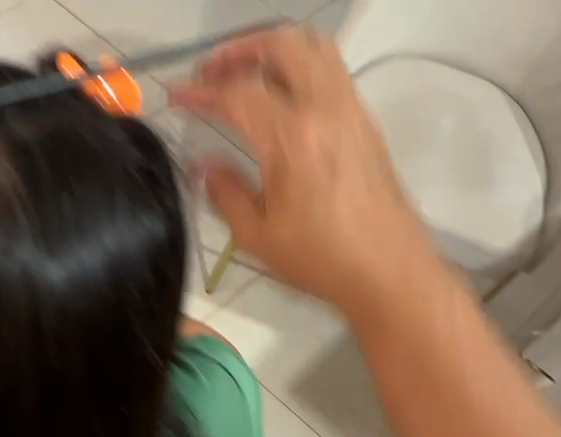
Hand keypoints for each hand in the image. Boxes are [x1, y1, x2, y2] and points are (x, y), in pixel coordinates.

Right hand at [170, 26, 437, 315]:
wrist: (385, 267)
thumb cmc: (317, 258)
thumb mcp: (256, 235)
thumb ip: (226, 193)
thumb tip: (205, 167)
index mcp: (290, 137)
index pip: (238, 95)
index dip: (201, 91)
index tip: (175, 95)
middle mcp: (323, 108)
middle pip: (282, 45)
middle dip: (240, 50)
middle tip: (211, 71)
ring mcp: (349, 109)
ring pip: (313, 48)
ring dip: (274, 50)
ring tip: (246, 73)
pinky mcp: (364, 120)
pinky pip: (330, 71)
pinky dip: (299, 67)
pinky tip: (280, 98)